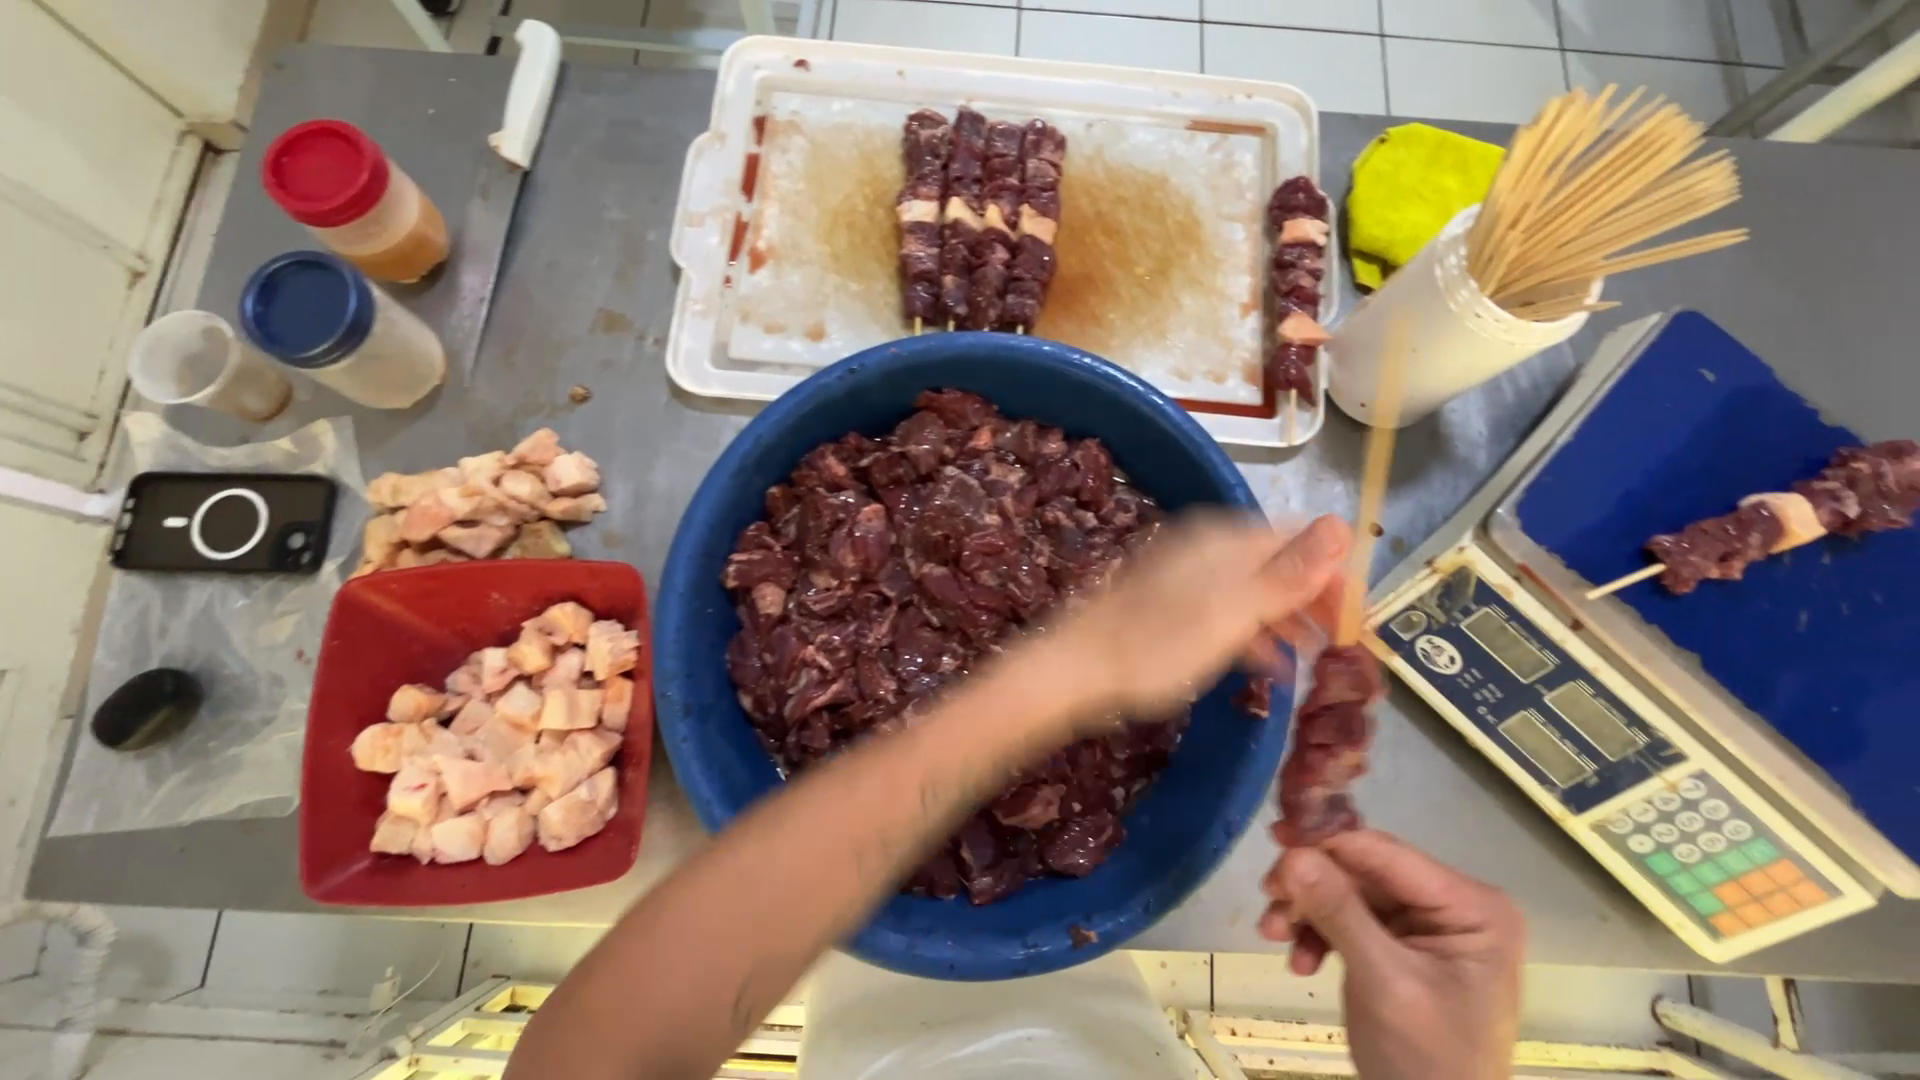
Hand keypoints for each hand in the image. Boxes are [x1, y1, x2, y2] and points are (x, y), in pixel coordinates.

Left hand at [1042, 513, 1350, 728]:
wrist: (1074, 668)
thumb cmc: (1159, 644)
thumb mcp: (1233, 612)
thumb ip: (1288, 573)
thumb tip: (1342, 525)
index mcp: (1226, 539)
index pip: (1302, 539)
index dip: (1335, 575)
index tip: (1354, 620)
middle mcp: (1206, 546)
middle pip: (1276, 562)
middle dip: (1310, 599)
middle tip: (1336, 645)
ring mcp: (1183, 574)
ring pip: (1250, 588)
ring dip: (1283, 619)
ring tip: (1308, 658)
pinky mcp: (1166, 603)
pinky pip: (1222, 608)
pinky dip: (1249, 631)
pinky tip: (1263, 664)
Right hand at [1259, 830, 1523, 1079]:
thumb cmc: (1429, 1061)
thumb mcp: (1384, 983)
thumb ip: (1339, 913)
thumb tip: (1291, 853)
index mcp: (1471, 906)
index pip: (1385, 853)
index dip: (1327, 842)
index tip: (1274, 839)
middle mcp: (1450, 904)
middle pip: (1360, 870)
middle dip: (1310, 887)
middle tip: (1267, 898)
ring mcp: (1423, 925)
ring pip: (1344, 891)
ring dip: (1305, 911)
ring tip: (1273, 936)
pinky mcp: (1397, 944)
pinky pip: (1345, 918)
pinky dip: (1316, 934)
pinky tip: (1299, 961)